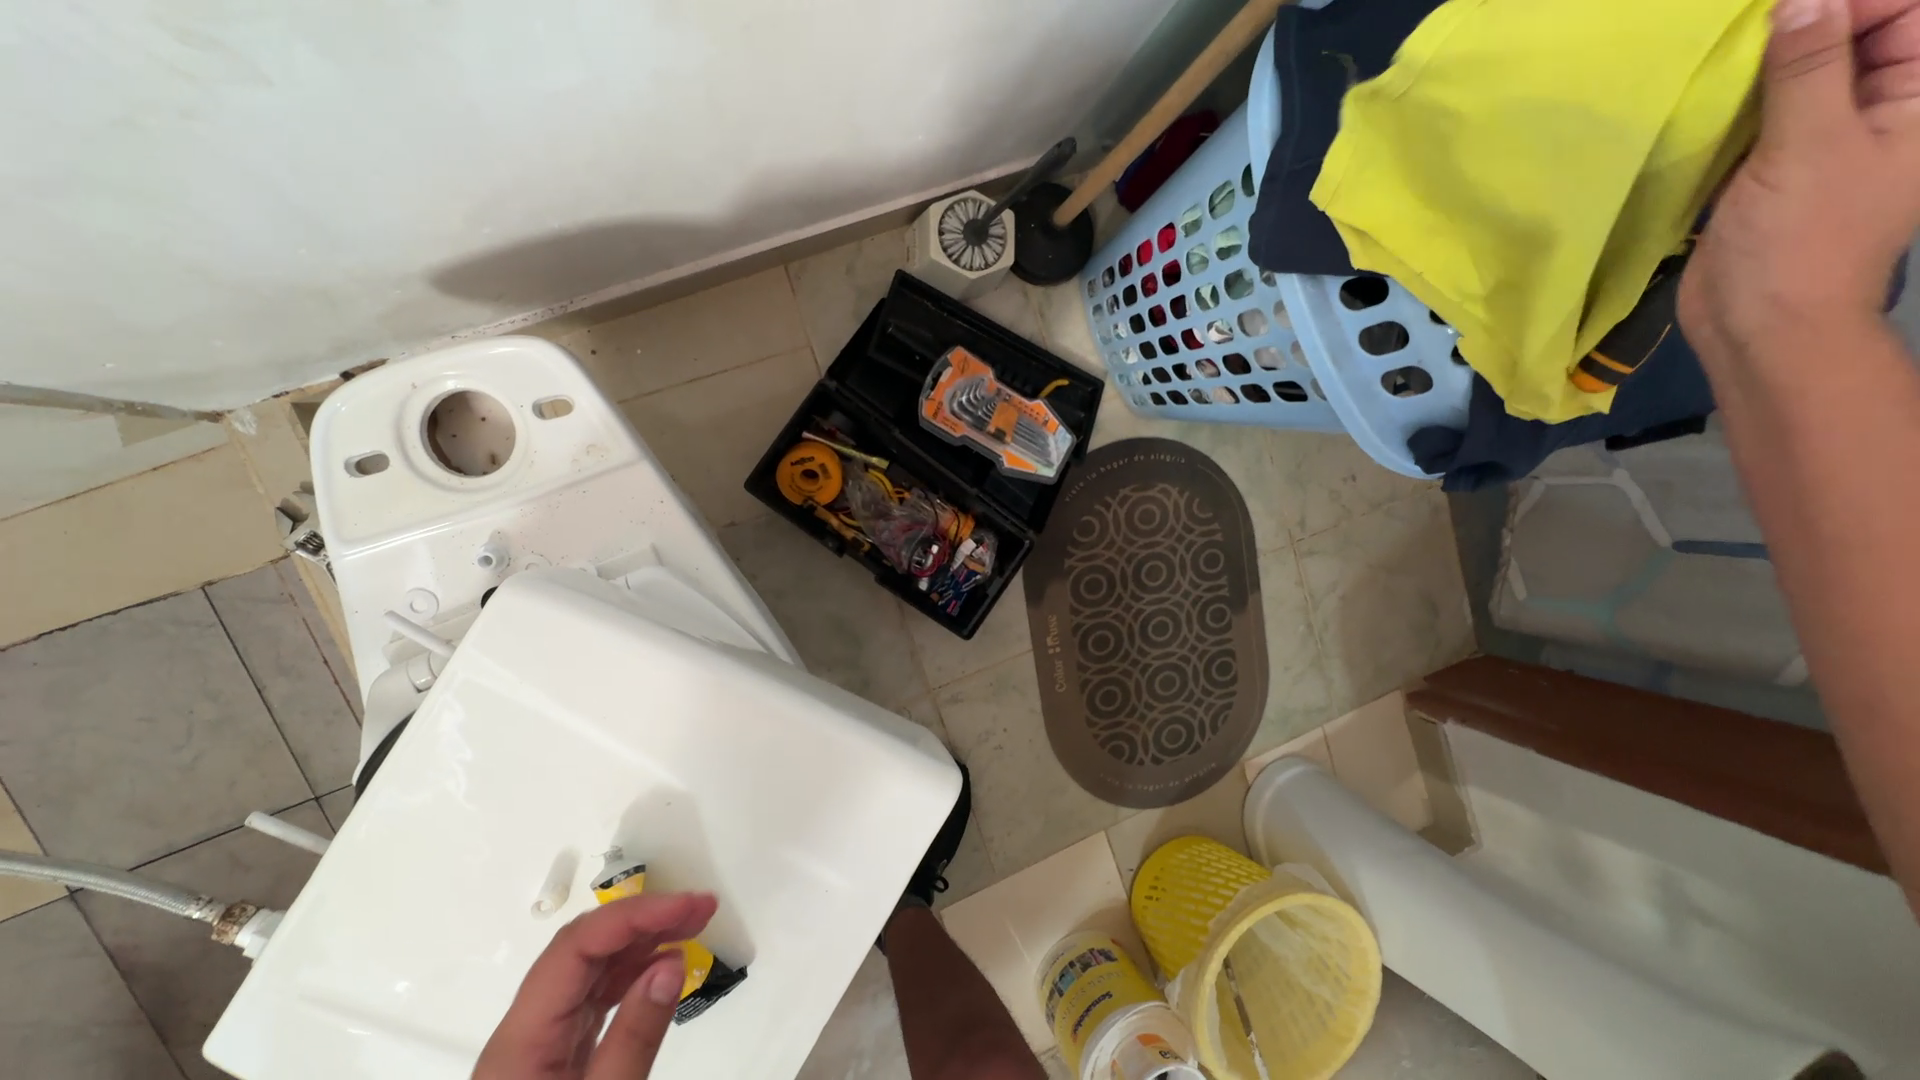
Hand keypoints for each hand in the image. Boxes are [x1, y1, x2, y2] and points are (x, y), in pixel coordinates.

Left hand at [474, 891, 717, 1079]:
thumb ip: (634, 1038)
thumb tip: (671, 961)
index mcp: (520, 1042)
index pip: (576, 950)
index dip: (635, 916)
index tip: (692, 907)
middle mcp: (522, 1032)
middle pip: (578, 953)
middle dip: (641, 920)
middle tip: (703, 908)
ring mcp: (535, 1046)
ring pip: (585, 973)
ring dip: (638, 943)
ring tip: (693, 929)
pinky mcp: (551, 1060)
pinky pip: (590, 1001)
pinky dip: (629, 977)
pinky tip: (662, 972)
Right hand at [1679, 0, 1919, 352]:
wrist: (1761, 325)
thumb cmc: (1802, 240)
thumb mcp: (1809, 146)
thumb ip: (1807, 69)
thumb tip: (1801, 1)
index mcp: (1918, 98)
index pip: (1905, 12)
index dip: (1850, 4)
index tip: (1784, 20)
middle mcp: (1878, 110)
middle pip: (1853, 36)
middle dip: (1802, 27)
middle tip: (1741, 36)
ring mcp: (1820, 140)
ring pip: (1800, 75)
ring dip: (1761, 66)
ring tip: (1717, 66)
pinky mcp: (1770, 169)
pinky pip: (1760, 116)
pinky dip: (1735, 104)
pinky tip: (1705, 104)